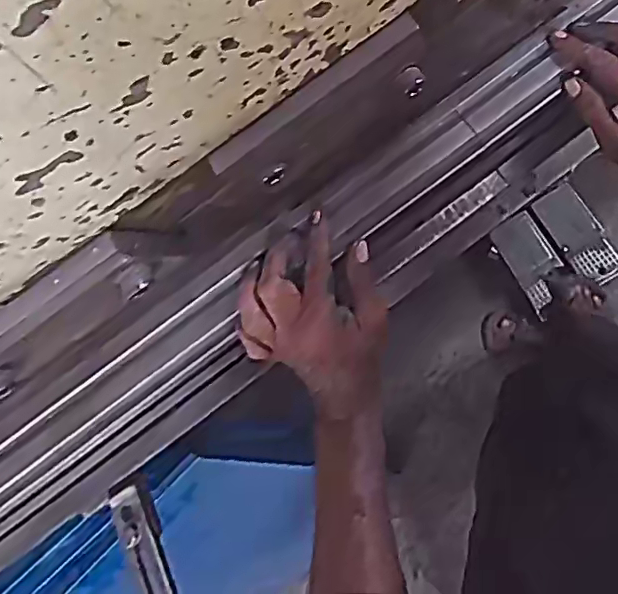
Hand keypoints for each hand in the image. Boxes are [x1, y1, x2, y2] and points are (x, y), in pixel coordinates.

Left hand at [238, 212, 389, 421]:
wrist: (348, 398)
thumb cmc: (364, 357)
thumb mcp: (374, 317)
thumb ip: (362, 281)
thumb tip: (356, 247)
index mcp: (317, 316)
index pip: (314, 267)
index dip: (316, 238)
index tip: (317, 218)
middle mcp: (289, 327)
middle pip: (271, 283)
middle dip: (278, 254)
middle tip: (290, 237)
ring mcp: (274, 342)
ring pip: (249, 307)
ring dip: (251, 280)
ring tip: (261, 262)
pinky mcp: (269, 353)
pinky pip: (246, 333)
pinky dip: (243, 315)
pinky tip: (249, 301)